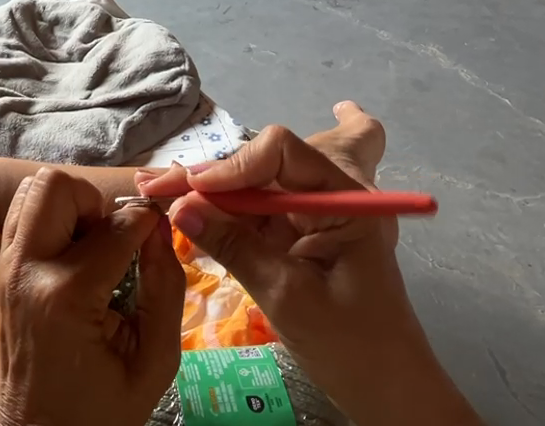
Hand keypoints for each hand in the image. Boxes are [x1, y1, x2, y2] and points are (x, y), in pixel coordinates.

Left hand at [0, 168, 182, 425]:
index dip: (146, 222)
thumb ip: (165, 287)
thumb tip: (159, 226)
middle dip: (93, 201)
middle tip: (111, 238)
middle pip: (54, 185)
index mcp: (66, 296)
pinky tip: (71, 255)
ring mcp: (4, 267)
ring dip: (67, 205)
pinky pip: (21, 215)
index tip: (158, 232)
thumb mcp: (155, 362)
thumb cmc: (102, 411)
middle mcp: (26, 269)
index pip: (115, 227)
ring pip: (31, 190)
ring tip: (89, 244)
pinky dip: (49, 218)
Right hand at [137, 103, 481, 425]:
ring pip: (250, 188)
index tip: (194, 189)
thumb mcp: (287, 295)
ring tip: (158, 195)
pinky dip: (219, 217)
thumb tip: (179, 209)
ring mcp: (310, 214)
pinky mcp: (296, 234)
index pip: (282, 151)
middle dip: (209, 176)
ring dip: (207, 195)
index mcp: (344, 199)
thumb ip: (235, 246)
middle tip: (156, 187)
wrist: (388, 394)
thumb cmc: (351, 347)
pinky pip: (252, 214)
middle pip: (259, 165)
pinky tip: (184, 217)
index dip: (235, 164)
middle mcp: (328, 194)